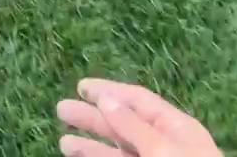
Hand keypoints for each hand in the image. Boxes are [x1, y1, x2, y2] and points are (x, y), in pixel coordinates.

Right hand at [56, 79, 221, 156]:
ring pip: (118, 153)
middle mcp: (164, 146)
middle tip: (61, 110)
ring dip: (91, 148)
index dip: (108, 90)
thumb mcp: (164, 150)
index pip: (137, 100)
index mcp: (175, 128)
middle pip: (122, 125)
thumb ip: (133, 126)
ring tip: (63, 145)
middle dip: (92, 118)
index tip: (80, 86)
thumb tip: (105, 99)